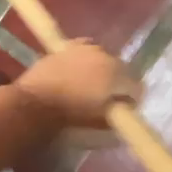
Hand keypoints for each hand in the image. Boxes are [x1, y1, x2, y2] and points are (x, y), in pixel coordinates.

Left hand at [14, 40, 137, 127]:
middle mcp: (105, 56)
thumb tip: (127, 110)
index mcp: (117, 75)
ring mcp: (85, 48)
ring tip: (92, 84)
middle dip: (118, 82)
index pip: (137, 87)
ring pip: (104, 57)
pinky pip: (85, 49)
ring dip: (102, 68)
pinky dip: (86, 58)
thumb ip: (120, 115)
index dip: (132, 100)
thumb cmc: (70, 119)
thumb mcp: (102, 125)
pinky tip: (79, 69)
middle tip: (108, 98)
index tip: (124, 111)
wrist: (34, 104)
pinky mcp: (67, 46)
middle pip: (122, 69)